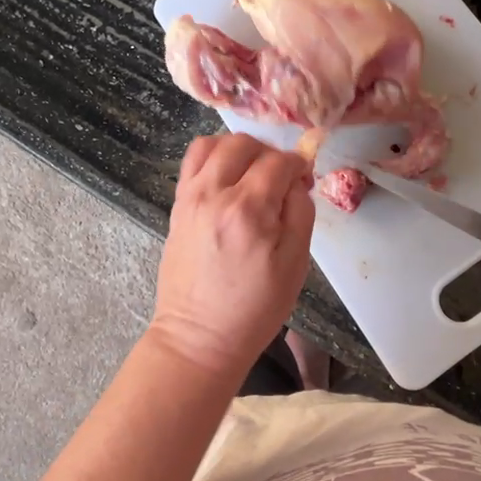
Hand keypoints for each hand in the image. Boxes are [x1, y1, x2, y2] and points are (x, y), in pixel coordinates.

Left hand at [147, 135, 314, 379]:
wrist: (199, 337)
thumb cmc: (254, 308)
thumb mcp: (295, 265)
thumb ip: (301, 213)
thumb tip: (296, 182)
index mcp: (248, 210)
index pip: (278, 162)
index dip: (298, 166)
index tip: (304, 182)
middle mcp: (214, 193)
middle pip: (244, 143)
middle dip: (269, 153)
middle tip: (280, 178)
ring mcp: (190, 197)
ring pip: (213, 144)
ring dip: (238, 149)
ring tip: (251, 172)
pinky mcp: (177, 204)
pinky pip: (192, 161)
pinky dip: (212, 157)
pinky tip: (227, 178)